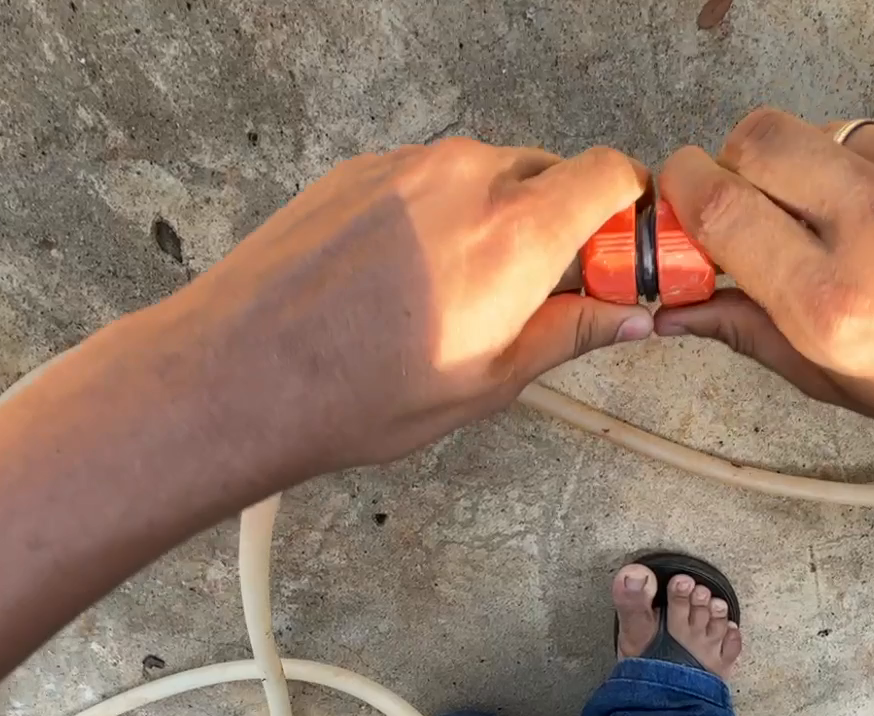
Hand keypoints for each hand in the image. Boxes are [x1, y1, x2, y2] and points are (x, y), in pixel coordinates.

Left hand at [143, 138, 653, 473]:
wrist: (244, 372)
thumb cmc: (360, 393)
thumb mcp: (489, 382)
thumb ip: (571, 334)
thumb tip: (630, 317)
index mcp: (514, 234)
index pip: (610, 174)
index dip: (630, 209)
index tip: (619, 254)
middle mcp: (467, 178)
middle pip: (552, 174)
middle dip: (565, 225)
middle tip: (543, 290)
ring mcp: (409, 164)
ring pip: (491, 175)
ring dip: (501, 222)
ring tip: (464, 293)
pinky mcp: (363, 169)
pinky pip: (434, 179)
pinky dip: (447, 215)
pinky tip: (414, 276)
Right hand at [653, 105, 873, 456]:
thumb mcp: (837, 380)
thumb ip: (747, 331)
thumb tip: (679, 308)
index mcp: (832, 305)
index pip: (719, 209)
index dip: (681, 188)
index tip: (677, 188)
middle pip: (759, 136)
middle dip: (737, 161)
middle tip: (757, 200)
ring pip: (829, 131)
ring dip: (822, 171)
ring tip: (867, 225)